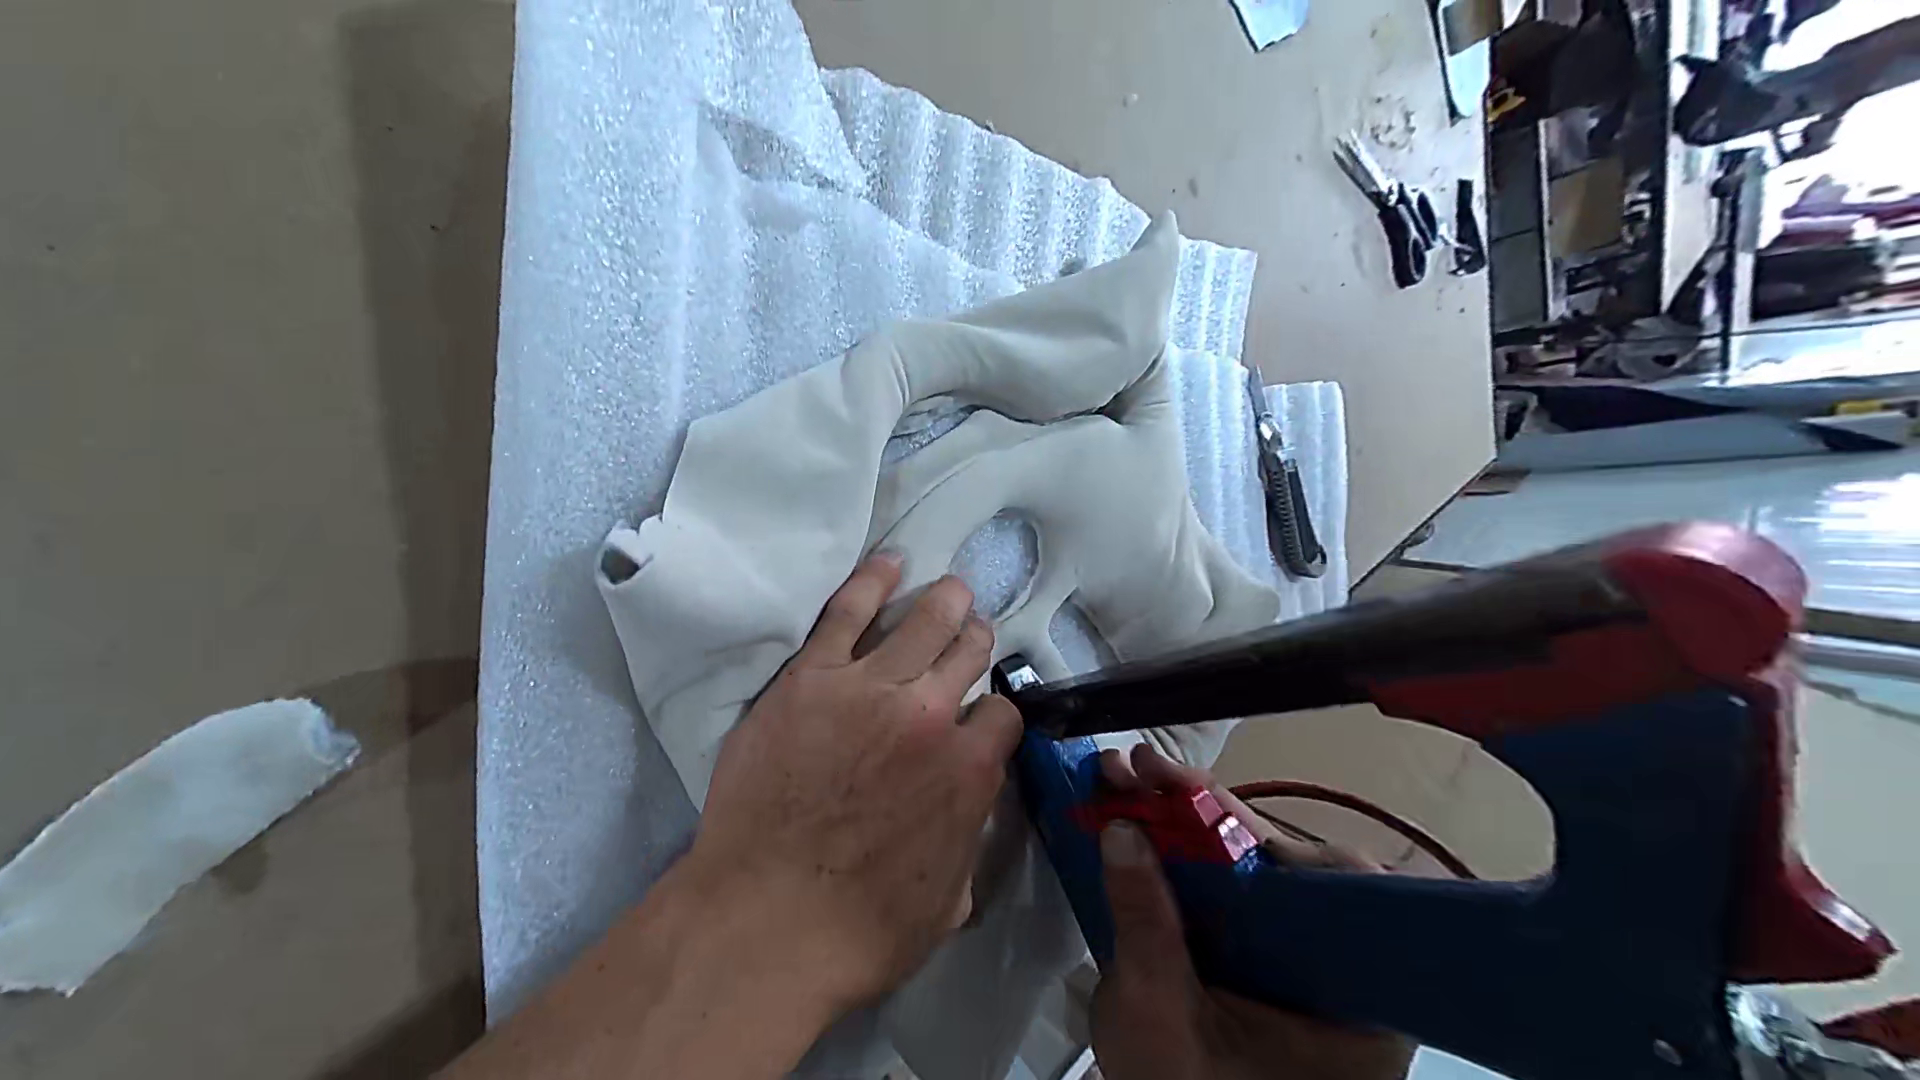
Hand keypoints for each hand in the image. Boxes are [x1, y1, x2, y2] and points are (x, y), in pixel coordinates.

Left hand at [684, 552, 1022, 1009]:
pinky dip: (872, 582)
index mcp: (970, 769)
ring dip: (946, 600)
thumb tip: (972, 807)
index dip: (995, 711)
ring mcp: (869, 688)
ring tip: (952, 588)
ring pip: (923, 620)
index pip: (1002, 711)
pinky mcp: (811, 677)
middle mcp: (930, 714)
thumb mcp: (949, 899)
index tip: (981, 715)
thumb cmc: (860, 929)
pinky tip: (888, 562)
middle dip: (976, 637)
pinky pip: (846, 612)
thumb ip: (970, 839)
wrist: (762, 922)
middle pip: (968, 650)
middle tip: (972, 630)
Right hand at [1090, 744, 1415, 1079]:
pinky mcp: (1252, 954)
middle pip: (1276, 865)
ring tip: (1123, 779)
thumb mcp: (1157, 1019)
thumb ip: (1144, 924)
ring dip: (1179, 820)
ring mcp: (1289, 959)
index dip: (1266, 833)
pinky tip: (1134, 819)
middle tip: (1141, 768)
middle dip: (1200, 810)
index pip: (1340, 891)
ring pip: (1242, 868)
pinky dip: (1176, 853)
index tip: (1199, 796)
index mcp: (1354, 1006)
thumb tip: (1122, 827)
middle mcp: (1334, 970)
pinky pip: (1220, 889)